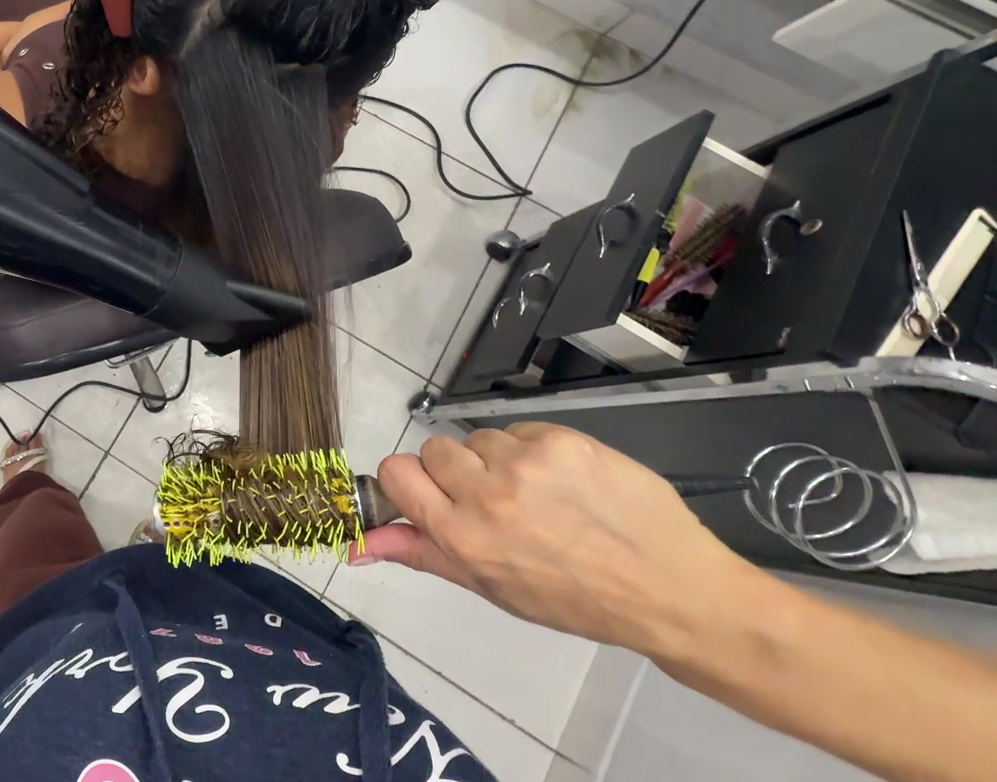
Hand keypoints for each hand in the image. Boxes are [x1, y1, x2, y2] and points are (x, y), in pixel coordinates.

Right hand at [357, 423, 761, 655]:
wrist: (673, 591)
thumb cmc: (575, 599)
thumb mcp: (491, 587)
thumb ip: (422, 553)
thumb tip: (358, 544)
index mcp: (462, 536)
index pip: (396, 473)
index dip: (409, 481)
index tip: (432, 494)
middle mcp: (485, 495)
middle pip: (433, 450)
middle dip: (457, 471)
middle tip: (495, 499)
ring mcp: (525, 463)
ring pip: (479, 440)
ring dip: (499, 461)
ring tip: (541, 495)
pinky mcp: (562, 441)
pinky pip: (522, 432)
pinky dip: (536, 451)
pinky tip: (566, 482)